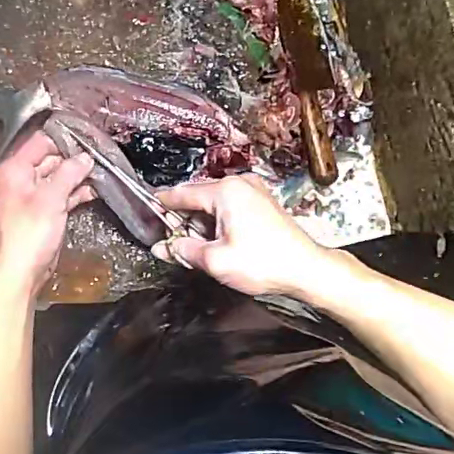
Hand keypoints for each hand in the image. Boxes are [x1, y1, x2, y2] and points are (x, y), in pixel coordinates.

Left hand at [0, 129, 95, 293]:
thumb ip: (69, 173)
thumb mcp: (51, 198)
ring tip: (101, 173)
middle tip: (100, 156)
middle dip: (74, 159)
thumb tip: (85, 157)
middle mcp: (20, 179)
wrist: (21, 273)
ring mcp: (31, 197)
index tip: (88, 138)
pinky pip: (60, 195)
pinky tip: (94, 190)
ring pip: (57, 178)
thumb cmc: (30, 234)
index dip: (63, 140)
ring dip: (78, 176)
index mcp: (13, 170)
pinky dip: (75, 192)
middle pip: (50, 159)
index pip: (40, 143)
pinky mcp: (42, 212)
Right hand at [153, 175, 357, 299]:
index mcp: (225, 191)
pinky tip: (215, 244)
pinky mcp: (261, 203)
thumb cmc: (265, 262)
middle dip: (182, 221)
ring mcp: (253, 191)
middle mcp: (239, 184)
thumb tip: (162, 247)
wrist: (306, 269)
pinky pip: (229, 208)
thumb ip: (183, 251)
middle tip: (172, 244)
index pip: (182, 193)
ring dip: (201, 225)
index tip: (146, 210)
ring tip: (196, 250)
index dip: (162, 205)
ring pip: (213, 205)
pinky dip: (218, 223)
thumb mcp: (215, 261)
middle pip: (197, 198)